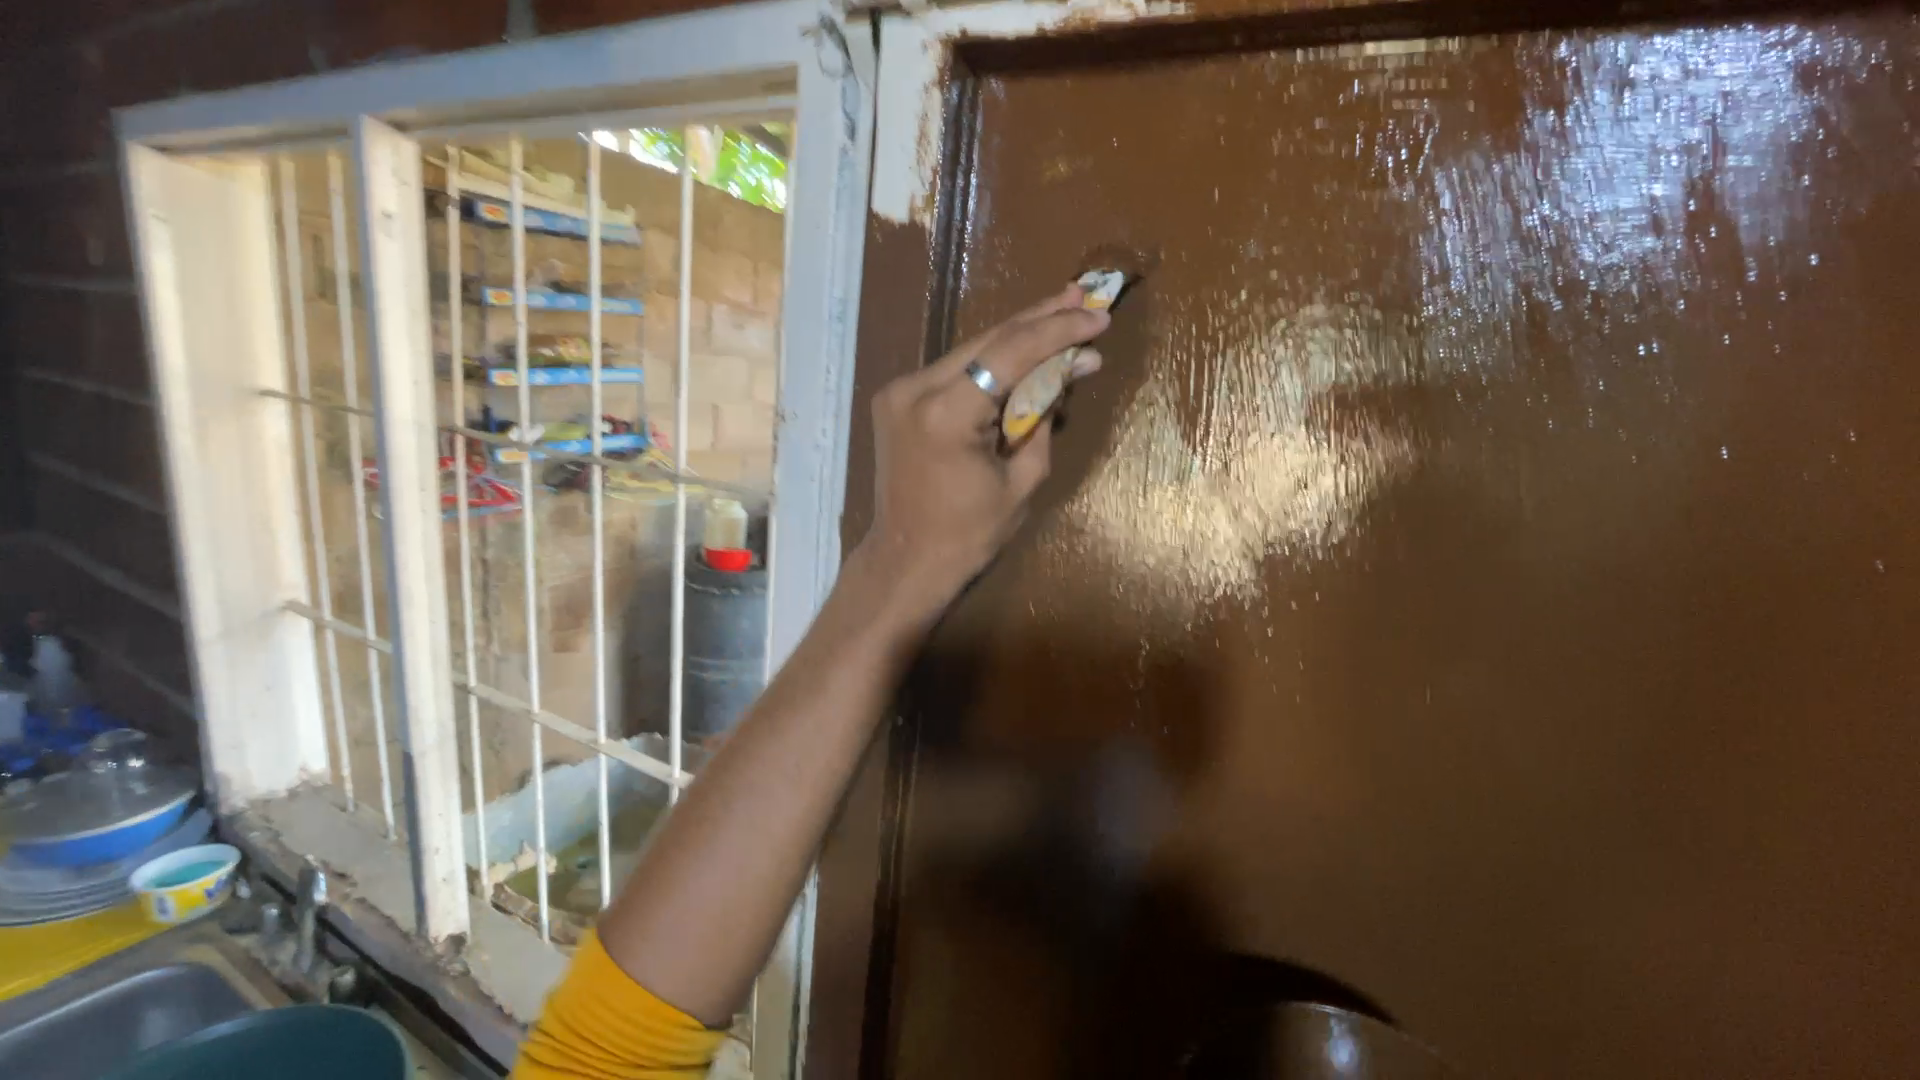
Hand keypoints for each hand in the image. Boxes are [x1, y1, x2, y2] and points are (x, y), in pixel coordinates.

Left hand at [852, 283, 1110, 626]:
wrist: (906, 561)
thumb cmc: (969, 535)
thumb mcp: (1022, 479)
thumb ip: (1044, 416)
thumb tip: (1074, 367)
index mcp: (944, 415)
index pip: (1010, 354)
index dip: (1058, 331)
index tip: (1098, 315)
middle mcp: (914, 390)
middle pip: (988, 341)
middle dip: (1039, 320)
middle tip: (1083, 296)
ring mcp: (900, 391)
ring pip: (970, 350)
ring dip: (1017, 336)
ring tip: (1062, 311)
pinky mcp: (897, 400)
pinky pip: (954, 370)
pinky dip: (991, 361)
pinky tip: (1023, 348)